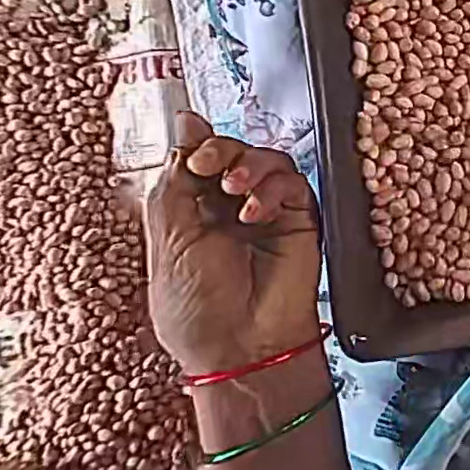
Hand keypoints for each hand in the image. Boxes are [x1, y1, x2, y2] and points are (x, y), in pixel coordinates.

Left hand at [145, 112, 321, 374]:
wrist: (240, 346)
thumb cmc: (197, 306)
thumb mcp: (168, 237)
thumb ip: (178, 178)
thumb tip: (185, 122)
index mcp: (196, 209)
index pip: (203, 158)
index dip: (200, 146)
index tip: (195, 152)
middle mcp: (233, 205)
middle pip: (236, 152)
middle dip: (223, 151)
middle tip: (211, 167)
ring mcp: (269, 211)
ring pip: (269, 160)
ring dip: (250, 165)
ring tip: (235, 189)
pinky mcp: (300, 218)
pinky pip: (293, 183)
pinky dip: (273, 188)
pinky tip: (255, 213)